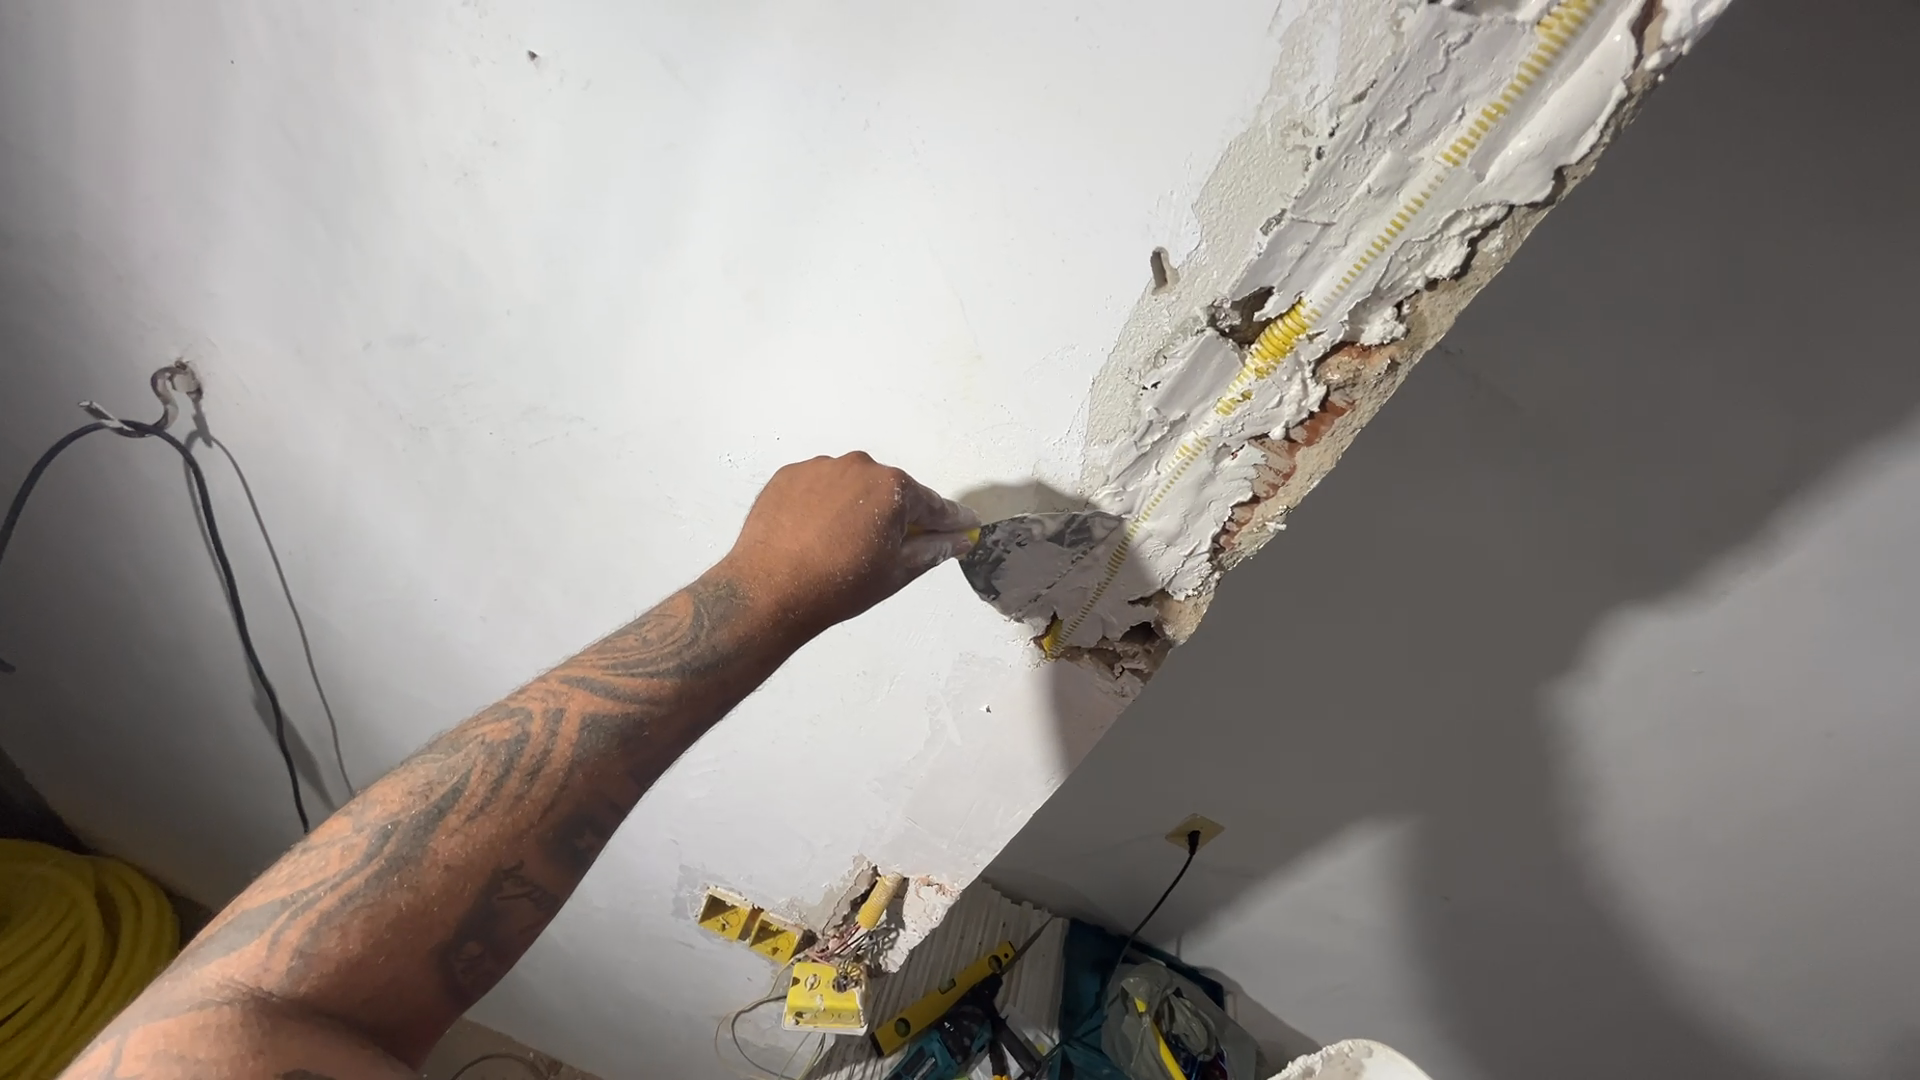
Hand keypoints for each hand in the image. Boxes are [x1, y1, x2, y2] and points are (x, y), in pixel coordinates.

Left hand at [717, 452, 979, 637]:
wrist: (768, 591)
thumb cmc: (840, 585)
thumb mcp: (897, 572)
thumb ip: (933, 548)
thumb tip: (959, 538)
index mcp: (893, 487)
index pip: (932, 505)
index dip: (949, 521)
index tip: (964, 527)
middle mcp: (859, 466)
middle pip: (890, 491)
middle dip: (896, 514)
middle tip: (887, 548)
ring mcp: (820, 468)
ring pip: (852, 486)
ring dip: (856, 506)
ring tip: (841, 544)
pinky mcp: (788, 475)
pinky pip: (818, 487)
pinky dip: (823, 505)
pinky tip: (814, 534)